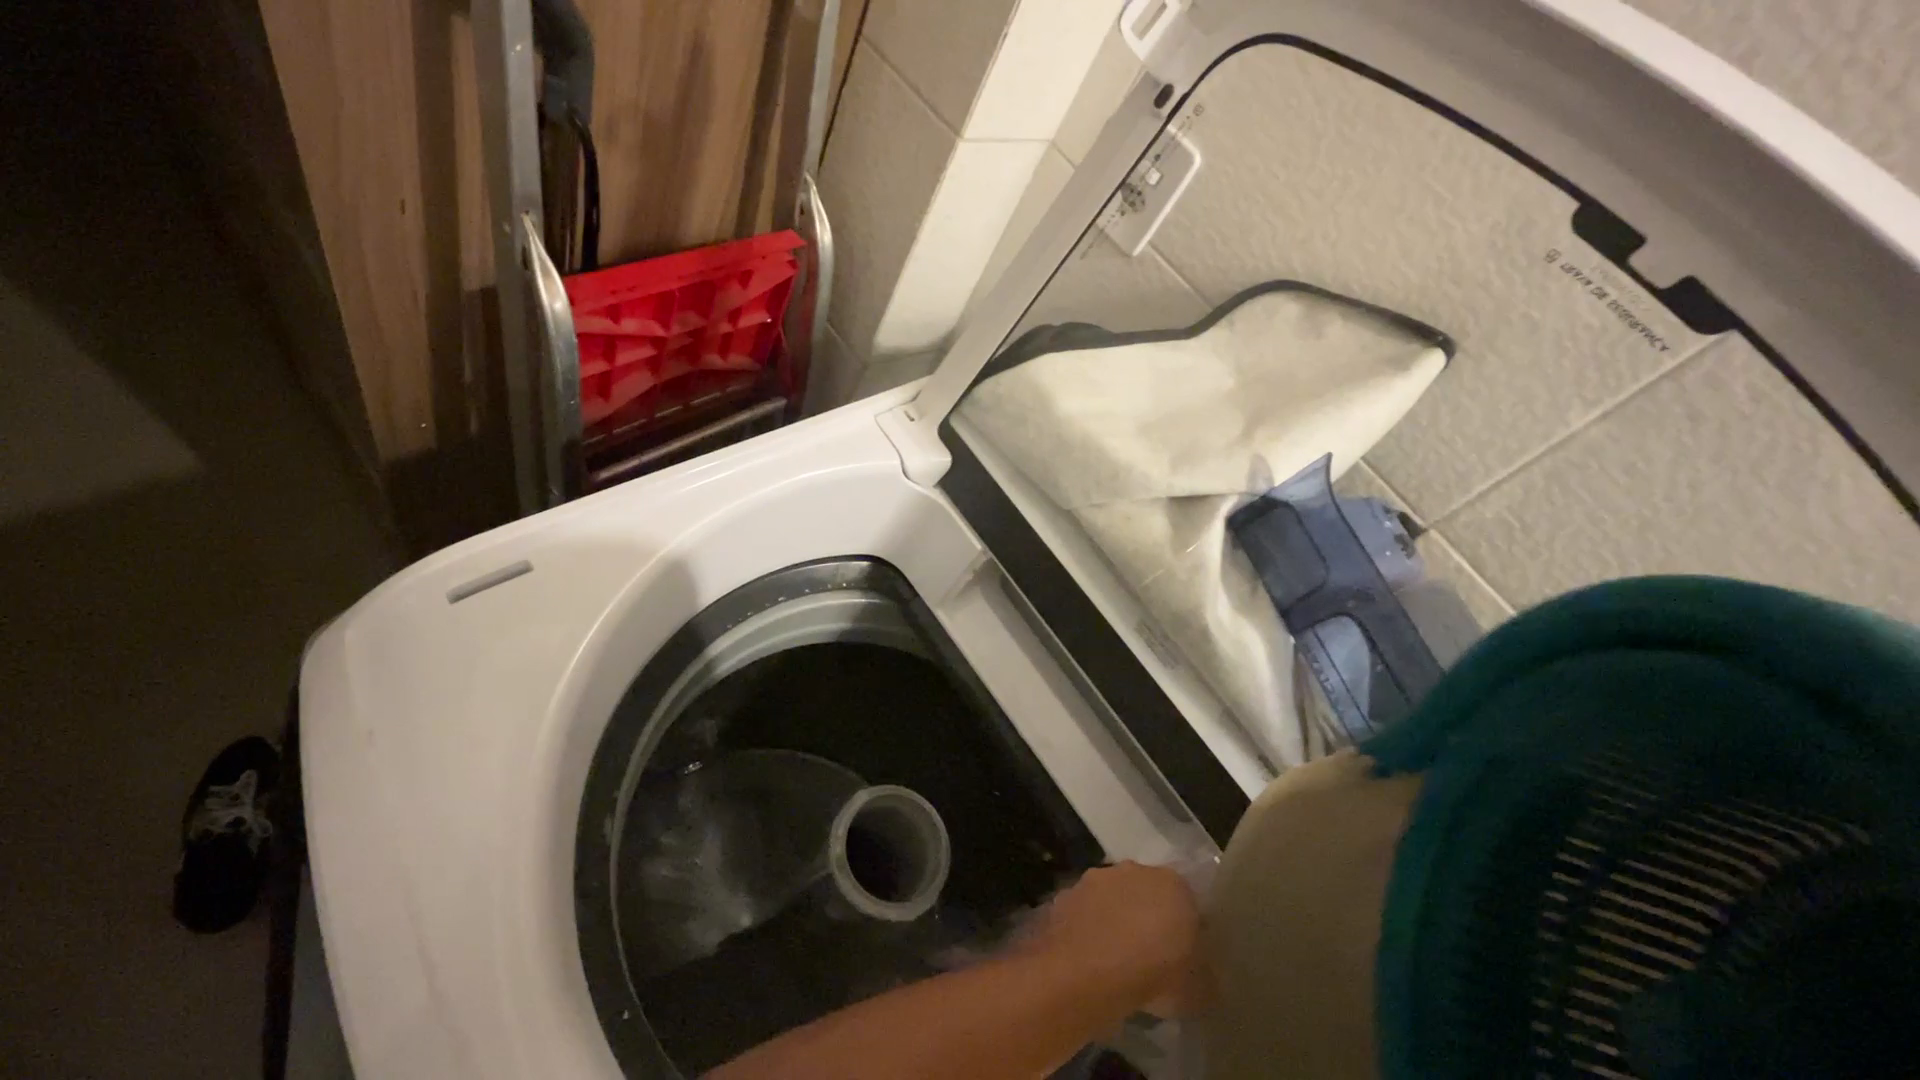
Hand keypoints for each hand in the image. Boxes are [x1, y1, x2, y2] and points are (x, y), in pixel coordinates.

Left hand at [1024, 862, 1207, 1016]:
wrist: (1084, 974)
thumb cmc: (1153, 974)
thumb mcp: (1198, 989)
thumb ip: (1203, 975)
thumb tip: (1200, 977)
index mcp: (1173, 883)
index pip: (1186, 900)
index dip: (1184, 928)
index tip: (1182, 956)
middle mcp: (1133, 871)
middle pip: (1145, 894)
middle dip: (1146, 917)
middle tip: (1149, 957)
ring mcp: (1093, 880)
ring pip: (1110, 900)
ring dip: (1113, 921)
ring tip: (1114, 962)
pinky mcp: (1063, 896)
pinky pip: (1083, 915)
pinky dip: (1086, 932)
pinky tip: (1088, 961)